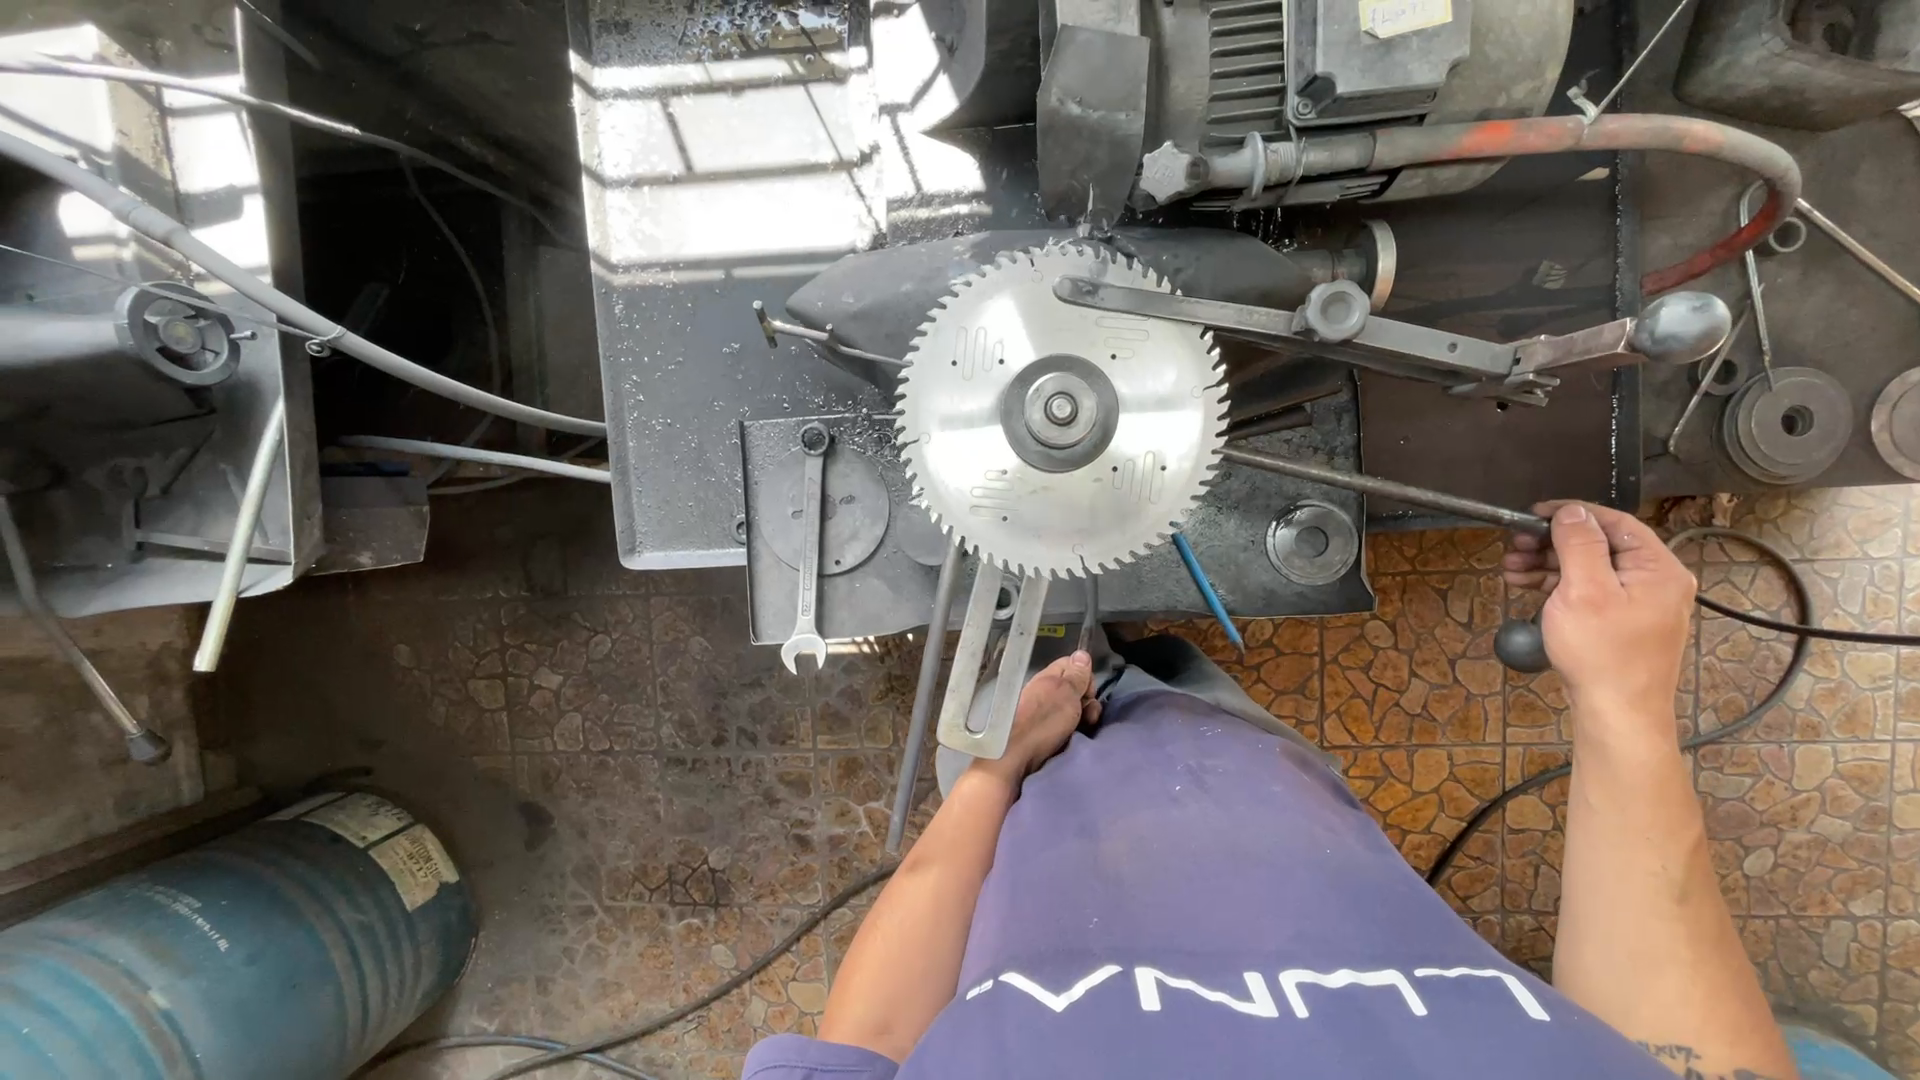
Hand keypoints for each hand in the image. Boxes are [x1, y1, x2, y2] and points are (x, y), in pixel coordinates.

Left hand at [973, 650, 1099, 784]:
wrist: (1016, 758)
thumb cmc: (1042, 721)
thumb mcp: (1065, 693)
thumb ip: (1075, 675)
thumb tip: (1081, 653)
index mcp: (1048, 677)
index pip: (1073, 665)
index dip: (1086, 677)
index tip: (1089, 694)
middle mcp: (1045, 691)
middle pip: (1075, 689)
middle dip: (1087, 702)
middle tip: (1088, 716)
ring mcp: (1043, 713)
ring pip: (1073, 709)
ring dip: (1082, 719)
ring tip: (1083, 730)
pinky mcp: (1044, 733)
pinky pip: (1066, 726)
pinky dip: (1073, 731)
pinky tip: (1075, 738)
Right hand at [1502, 502, 1695, 740]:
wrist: (1616, 709)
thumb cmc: (1601, 650)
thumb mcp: (1583, 590)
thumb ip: (1579, 545)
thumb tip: (1572, 511)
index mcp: (1658, 567)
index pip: (1614, 522)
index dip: (1572, 513)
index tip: (1532, 514)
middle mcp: (1655, 580)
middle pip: (1599, 545)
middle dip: (1552, 542)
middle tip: (1515, 545)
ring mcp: (1638, 601)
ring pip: (1589, 567)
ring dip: (1547, 563)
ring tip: (1510, 568)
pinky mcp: (1621, 620)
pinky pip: (1588, 589)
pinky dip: (1556, 584)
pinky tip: (1525, 585)